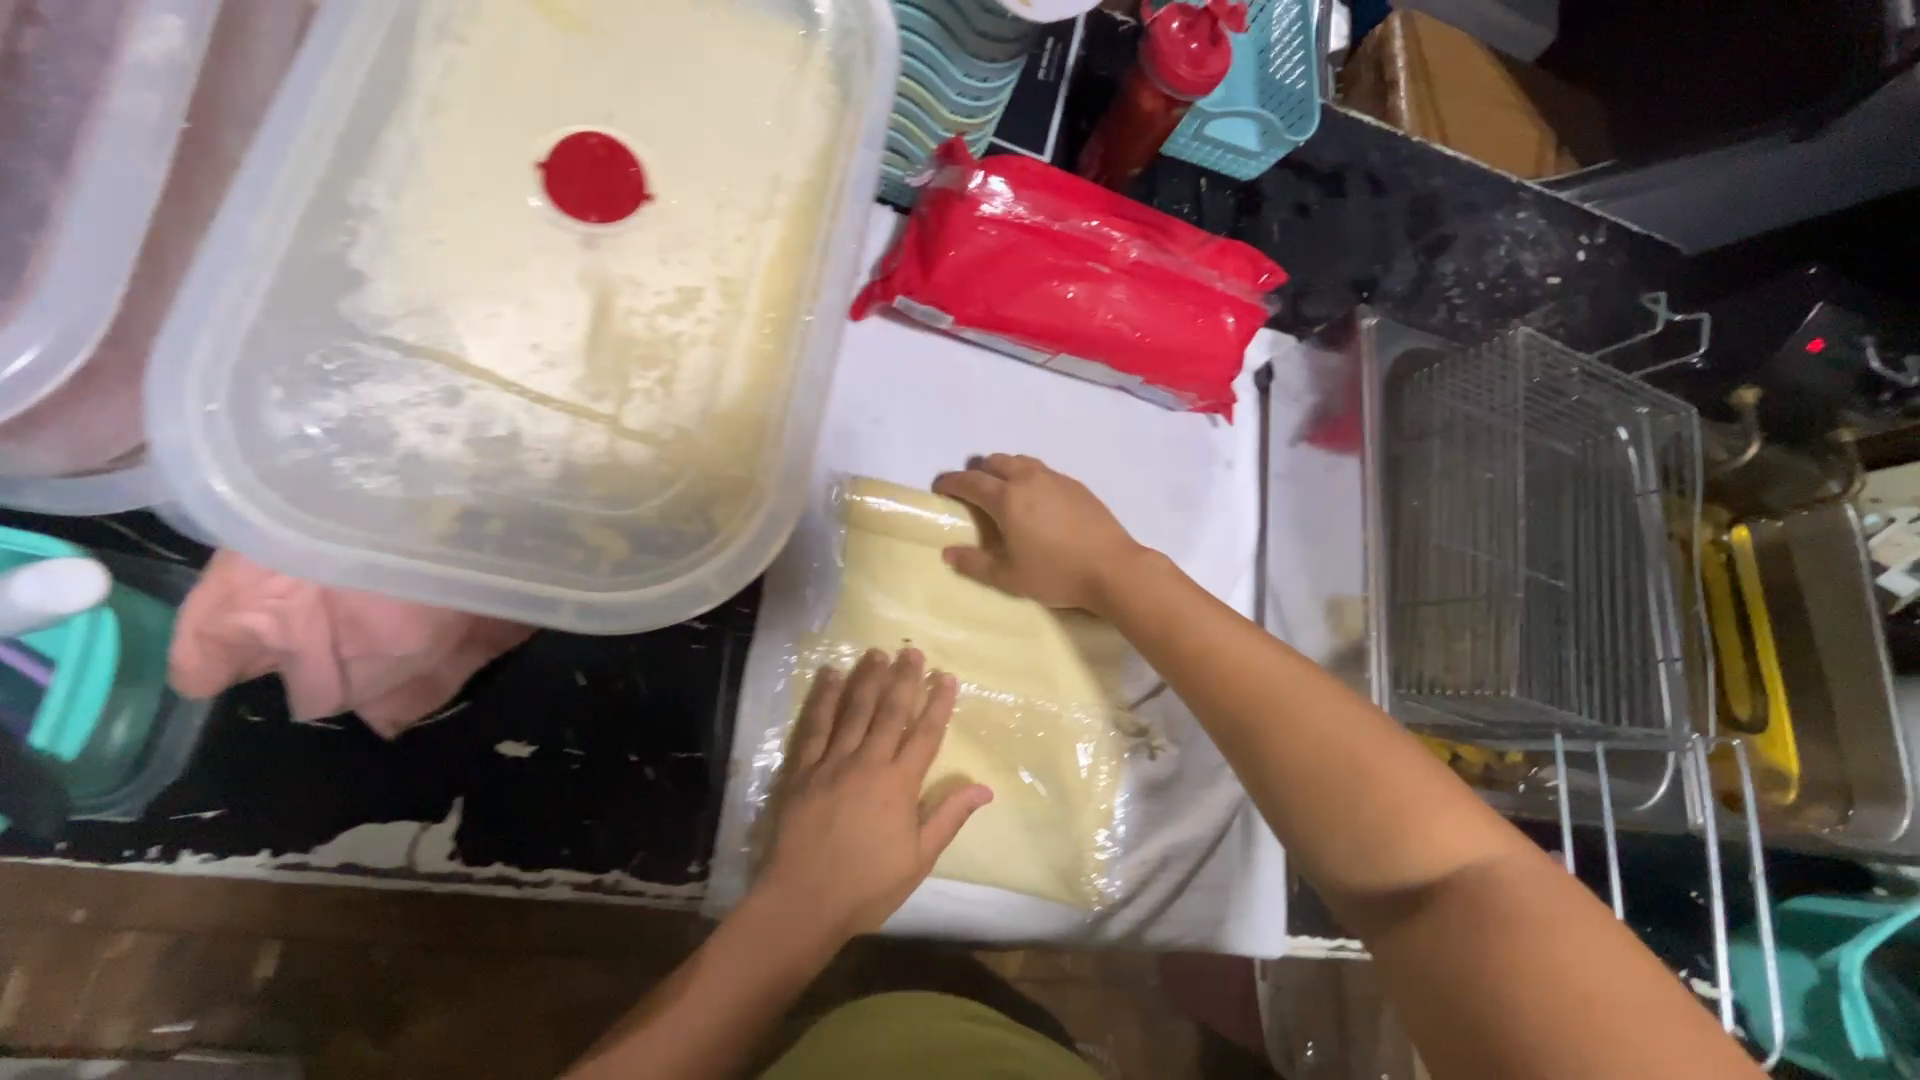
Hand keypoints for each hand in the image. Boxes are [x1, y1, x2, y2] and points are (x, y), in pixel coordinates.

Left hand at [757, 648, 991, 940]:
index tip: (947, 677)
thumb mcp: (919, 859)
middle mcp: (868, 763)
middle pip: (890, 712)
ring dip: (867, 679)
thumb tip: (984, 788)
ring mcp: (831, 763)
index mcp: (899, 785)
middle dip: (904, 680)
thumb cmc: (867, 886)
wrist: (802, 901)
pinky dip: (824, 699)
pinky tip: (831, 677)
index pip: (925, 734)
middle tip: (913, 652)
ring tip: (877, 653)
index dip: (938, 704)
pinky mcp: (801, 770)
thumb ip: (948, 817)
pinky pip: (814, 726)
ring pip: (853, 710)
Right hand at [932, 454, 1150, 613]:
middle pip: (995, 462)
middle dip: (978, 472)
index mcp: (1007, 499)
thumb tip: (948, 552)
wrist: (1113, 568)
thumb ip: (974, 563)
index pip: (970, 481)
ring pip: (1021, 462)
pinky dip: (1030, 477)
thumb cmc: (1056, 574)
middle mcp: (1029, 479)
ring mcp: (1056, 479)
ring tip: (1004, 492)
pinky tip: (1037, 501)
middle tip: (972, 492)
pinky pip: (1044, 471)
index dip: (950, 482)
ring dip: (1005, 470)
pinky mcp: (1077, 485)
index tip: (940, 488)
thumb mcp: (1009, 577)